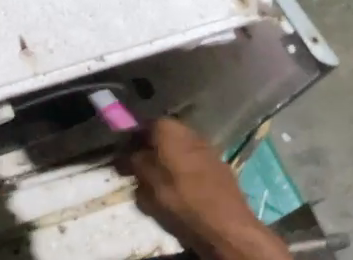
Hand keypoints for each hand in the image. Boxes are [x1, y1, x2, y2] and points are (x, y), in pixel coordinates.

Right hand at [118, 118, 289, 259]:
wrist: (228, 227)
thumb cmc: (182, 201)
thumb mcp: (148, 184)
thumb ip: (134, 163)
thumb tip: (126, 154)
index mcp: (167, 127)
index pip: (141, 125)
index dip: (131, 140)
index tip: (124, 156)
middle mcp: (188, 130)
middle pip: (162, 136)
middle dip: (152, 150)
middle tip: (141, 170)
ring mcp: (207, 147)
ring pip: (180, 149)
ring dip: (170, 161)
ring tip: (162, 182)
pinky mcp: (220, 165)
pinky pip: (194, 162)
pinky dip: (186, 170)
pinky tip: (183, 189)